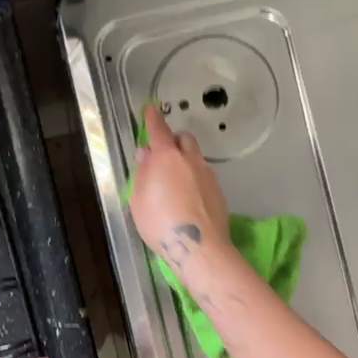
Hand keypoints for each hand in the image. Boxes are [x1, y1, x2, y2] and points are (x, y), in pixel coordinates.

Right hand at [130, 105, 231, 279]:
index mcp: (166, 158)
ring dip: (185, 161)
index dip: (153, 119)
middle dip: (174, 140)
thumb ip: (142, 174)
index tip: (151, 110)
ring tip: (174, 181)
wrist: (199, 247)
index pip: (159, 130)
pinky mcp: (219, 192)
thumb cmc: (160, 223)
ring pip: (196, 158)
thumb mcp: (138, 200)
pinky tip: (188, 198)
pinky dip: (195, 179)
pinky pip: (204, 176)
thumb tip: (146, 156)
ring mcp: (208, 175)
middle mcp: (191, 160)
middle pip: (184, 139)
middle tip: (163, 154)